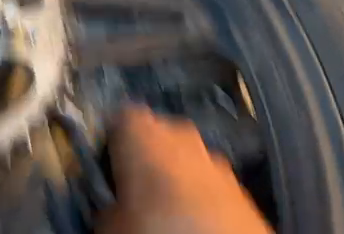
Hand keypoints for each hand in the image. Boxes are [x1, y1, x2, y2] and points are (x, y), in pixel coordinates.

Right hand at [100, 105, 272, 233]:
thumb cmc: (155, 228)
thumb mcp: (109, 224)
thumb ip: (104, 204)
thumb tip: (109, 205)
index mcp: (138, 127)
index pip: (115, 120)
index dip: (108, 146)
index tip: (106, 175)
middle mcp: (176, 129)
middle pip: (152, 137)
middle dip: (145, 161)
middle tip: (136, 197)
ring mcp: (212, 154)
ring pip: (183, 160)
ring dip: (176, 180)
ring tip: (169, 215)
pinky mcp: (239, 184)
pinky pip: (208, 183)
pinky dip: (201, 198)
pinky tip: (196, 225)